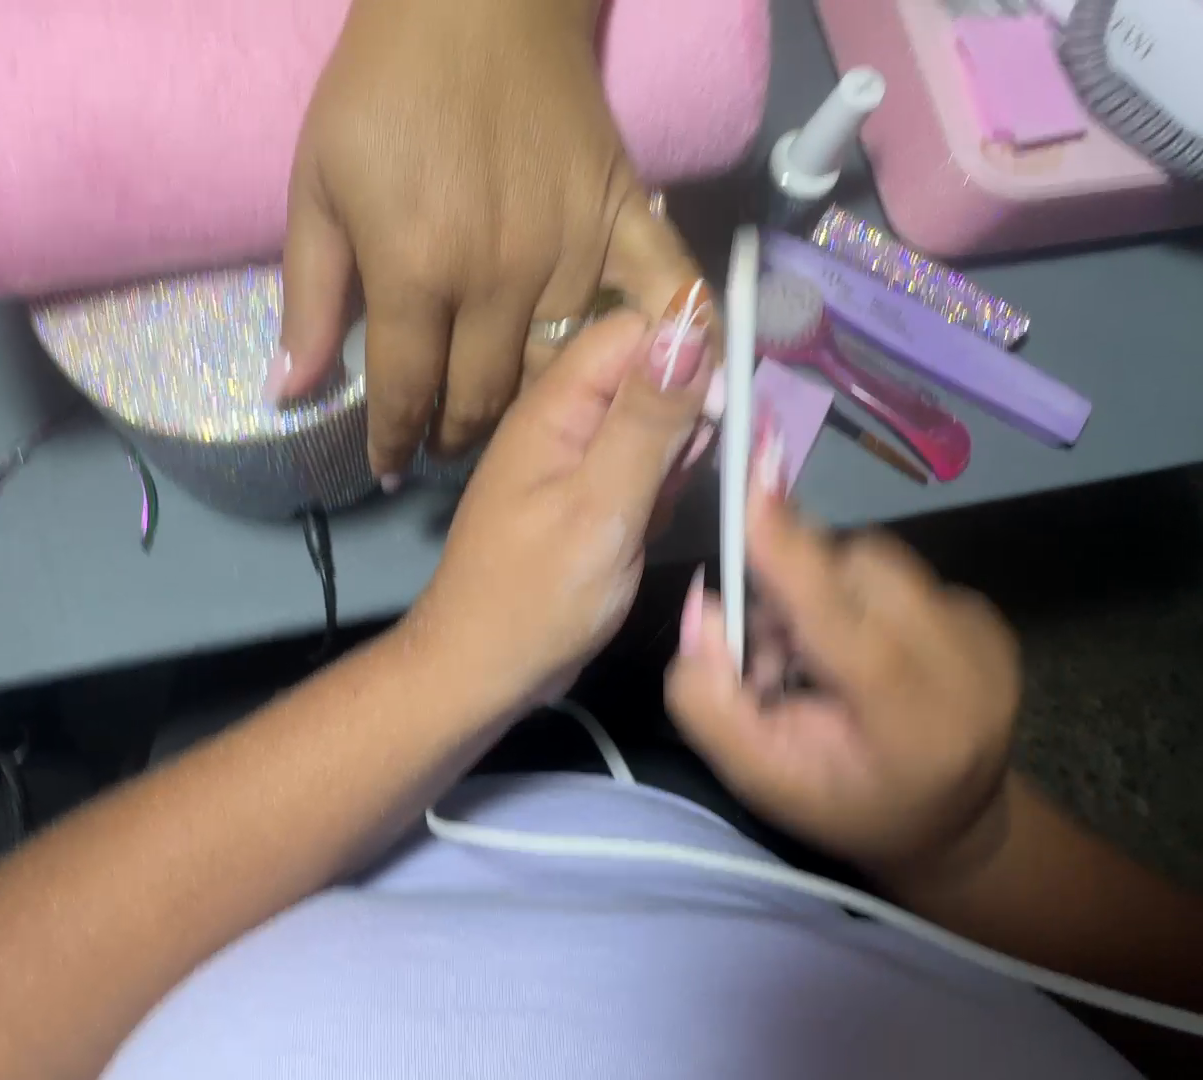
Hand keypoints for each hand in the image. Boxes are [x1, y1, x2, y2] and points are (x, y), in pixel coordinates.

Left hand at [278, 0, 701, 481]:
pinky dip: (665, 342)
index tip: (390, 467)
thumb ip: (308, 301)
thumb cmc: (381, 92)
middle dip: (454, 433)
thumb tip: (289, 394)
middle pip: (481, 396)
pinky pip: (660, 293)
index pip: (407, 393)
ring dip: (525, 409)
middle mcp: (497, 278)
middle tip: (440, 440)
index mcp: (416, 271)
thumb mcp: (315, 191)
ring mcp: (571, 251)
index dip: (395, 441)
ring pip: (554, 370)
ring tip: (502, 418)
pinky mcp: (624, 218)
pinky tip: (661, 378)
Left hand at [406, 287, 714, 706]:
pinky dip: (657, 497)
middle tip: (672, 485)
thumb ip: (646, 422)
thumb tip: (690, 325)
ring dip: (674, 466)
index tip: (717, 409)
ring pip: (654, 429)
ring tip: (649, 517)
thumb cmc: (535, 597)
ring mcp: (575, 461)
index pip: (635, 330)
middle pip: (651, 376)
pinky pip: (641, 473)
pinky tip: (640, 534)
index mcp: (555, 406)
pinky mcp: (587, 496)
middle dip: (685, 421)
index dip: (687, 352)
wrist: (485, 670)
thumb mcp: (600, 508)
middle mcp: (563, 420)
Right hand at [666, 482, 1021, 885]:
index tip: (753, 484)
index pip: (841, 621)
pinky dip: (856, 596)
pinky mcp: (987, 616)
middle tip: (772, 646)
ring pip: (871, 559)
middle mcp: (966, 667)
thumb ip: (707, 696)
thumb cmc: (838, 802)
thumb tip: (706, 603)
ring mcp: (985, 636)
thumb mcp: (753, 775)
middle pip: (853, 566)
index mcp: (907, 722)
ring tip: (815, 652)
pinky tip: (859, 647)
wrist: (948, 821)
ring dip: (821, 589)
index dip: (792, 551)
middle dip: (793, 583)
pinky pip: (893, 572)